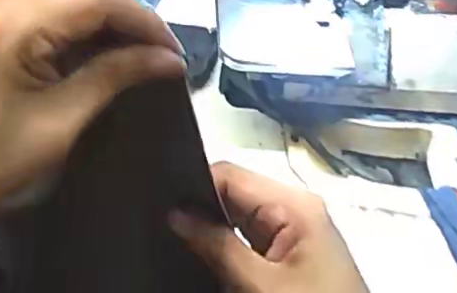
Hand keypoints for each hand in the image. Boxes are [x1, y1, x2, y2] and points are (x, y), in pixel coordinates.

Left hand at [0, 0, 188, 225]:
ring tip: (130, 41)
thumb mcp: (62, 122)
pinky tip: (97, 39)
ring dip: (104, 0)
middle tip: (150, 43)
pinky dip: (81, 8)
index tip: (174, 50)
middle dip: (125, 0)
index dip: (144, 20)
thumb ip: (116, 75)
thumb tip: (169, 58)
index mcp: (19, 21)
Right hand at [172, 163, 369, 292]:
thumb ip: (219, 247)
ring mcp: (295, 236)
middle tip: (163, 223)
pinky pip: (252, 245)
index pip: (232, 175)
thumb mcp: (261, 287)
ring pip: (240, 222)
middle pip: (235, 196)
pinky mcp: (292, 262)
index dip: (195, 183)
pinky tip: (205, 261)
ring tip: (176, 238)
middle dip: (202, 210)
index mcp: (293, 203)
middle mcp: (295, 209)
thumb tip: (176, 212)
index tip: (162, 199)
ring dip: (213, 234)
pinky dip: (229, 253)